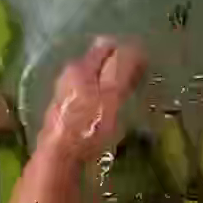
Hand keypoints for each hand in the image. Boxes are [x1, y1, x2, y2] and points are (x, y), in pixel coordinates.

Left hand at [39, 37, 145, 163]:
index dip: (127, 53)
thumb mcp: (111, 95)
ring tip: (125, 97)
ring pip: (91, 77)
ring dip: (108, 82)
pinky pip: (86, 93)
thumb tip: (135, 46)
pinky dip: (98, 96)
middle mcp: (68, 73)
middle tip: (137, 83)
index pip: (107, 46)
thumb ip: (121, 69)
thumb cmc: (88, 125)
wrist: (59, 156)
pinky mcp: (63, 108)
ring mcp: (63, 91)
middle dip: (117, 67)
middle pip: (98, 61)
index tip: (143, 68)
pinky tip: (106, 110)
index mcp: (81, 66)